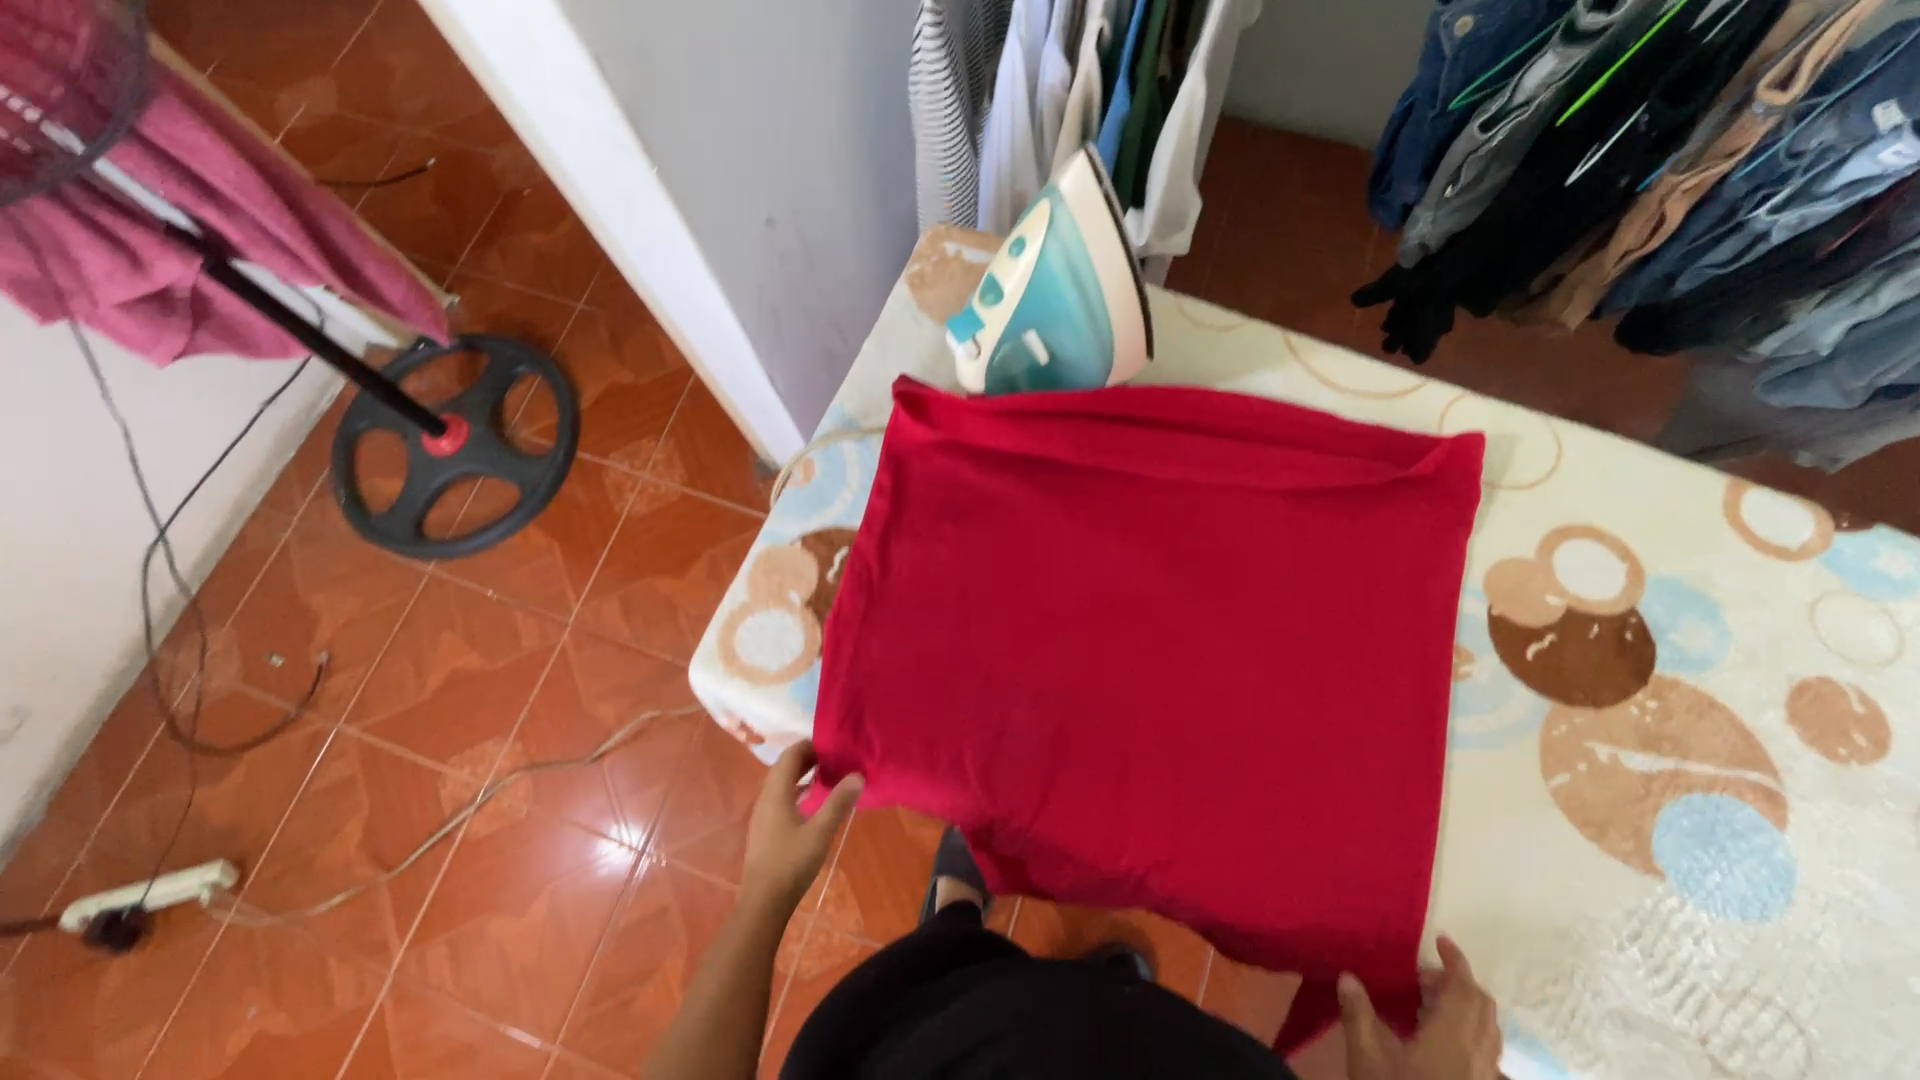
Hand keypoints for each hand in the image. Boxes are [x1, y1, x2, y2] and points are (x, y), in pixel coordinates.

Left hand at [740, 740, 862, 912]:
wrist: (763, 901)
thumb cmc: (791, 863)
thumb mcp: (820, 832)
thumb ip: (838, 802)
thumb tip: (857, 775)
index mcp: (775, 793)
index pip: (790, 756)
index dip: (810, 745)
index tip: (833, 743)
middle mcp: (765, 798)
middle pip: (784, 767)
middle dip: (808, 758)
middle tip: (835, 757)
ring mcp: (763, 815)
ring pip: (781, 784)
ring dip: (802, 774)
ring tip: (828, 774)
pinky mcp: (765, 829)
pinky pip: (781, 798)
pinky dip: (797, 790)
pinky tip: (812, 801)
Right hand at [1339, 936, 1501, 1079]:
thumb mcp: (1366, 1057)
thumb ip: (1358, 1013)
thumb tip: (1349, 976)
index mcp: (1452, 1037)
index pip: (1463, 988)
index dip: (1455, 961)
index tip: (1440, 939)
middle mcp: (1478, 1054)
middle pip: (1483, 1007)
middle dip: (1458, 983)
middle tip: (1423, 975)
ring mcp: (1484, 1077)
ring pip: (1488, 1031)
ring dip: (1466, 1008)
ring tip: (1430, 1005)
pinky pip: (1485, 1053)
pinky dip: (1468, 1034)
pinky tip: (1440, 1045)